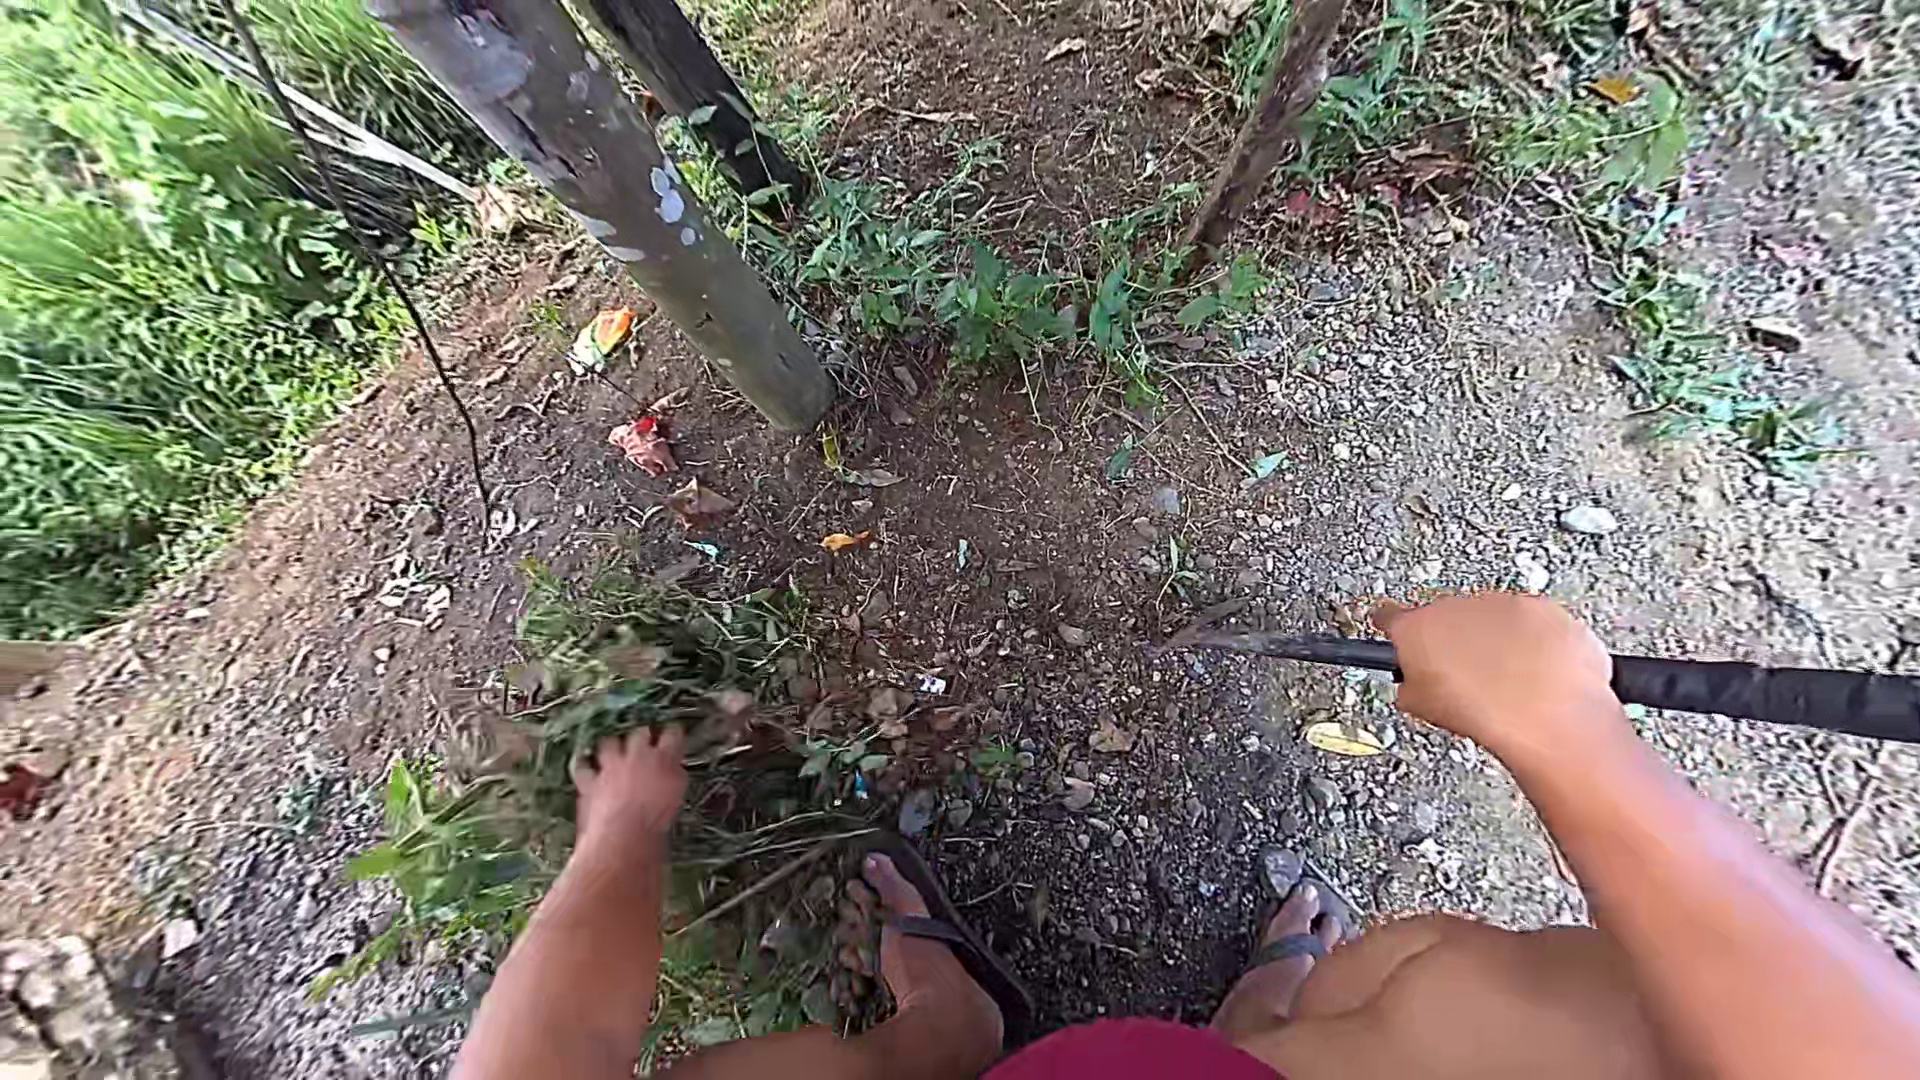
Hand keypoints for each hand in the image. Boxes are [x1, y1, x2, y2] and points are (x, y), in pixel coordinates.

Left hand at [572, 725, 686, 850]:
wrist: (623, 839)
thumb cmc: (653, 822)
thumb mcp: (677, 794)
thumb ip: (675, 775)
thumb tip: (673, 771)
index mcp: (664, 758)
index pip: (673, 734)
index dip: (673, 732)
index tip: (673, 733)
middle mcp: (637, 757)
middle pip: (640, 733)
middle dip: (643, 733)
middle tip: (645, 735)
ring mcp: (611, 768)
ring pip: (610, 743)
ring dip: (613, 744)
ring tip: (613, 743)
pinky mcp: (590, 782)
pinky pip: (583, 766)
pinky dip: (583, 763)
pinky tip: (584, 761)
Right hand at [1372, 593, 1626, 765]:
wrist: (1552, 719)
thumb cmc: (1484, 714)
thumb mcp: (1420, 706)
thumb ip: (1407, 680)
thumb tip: (1413, 680)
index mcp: (1413, 627)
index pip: (1388, 615)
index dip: (1390, 624)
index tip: (1395, 628)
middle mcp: (1449, 607)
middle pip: (1443, 615)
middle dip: (1453, 636)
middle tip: (1468, 670)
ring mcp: (1495, 604)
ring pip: (1486, 614)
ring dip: (1492, 634)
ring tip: (1510, 673)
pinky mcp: (1539, 608)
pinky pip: (1528, 616)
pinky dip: (1532, 634)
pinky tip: (1537, 665)